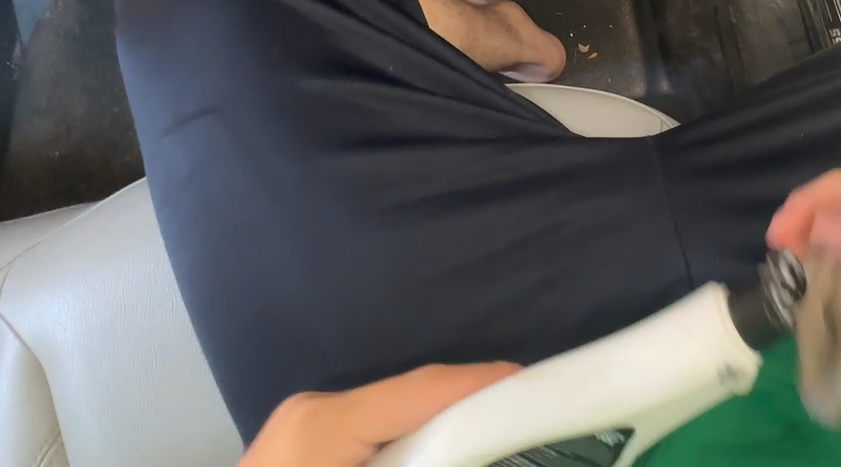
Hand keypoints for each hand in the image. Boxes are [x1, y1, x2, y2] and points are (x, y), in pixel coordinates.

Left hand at [240, 362, 519, 466]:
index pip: (424, 388)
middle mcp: (314, 410)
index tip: (538, 385)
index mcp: (325, 426)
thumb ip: (426, 460)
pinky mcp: (303, 442)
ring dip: (443, 420)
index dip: (483, 382)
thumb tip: (481, 453)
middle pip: (414, 393)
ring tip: (491, 429)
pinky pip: (375, 427)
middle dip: (471, 400)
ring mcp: (304, 424)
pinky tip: (439, 449)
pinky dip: (412, 437)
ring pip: (396, 408)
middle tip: (524, 413)